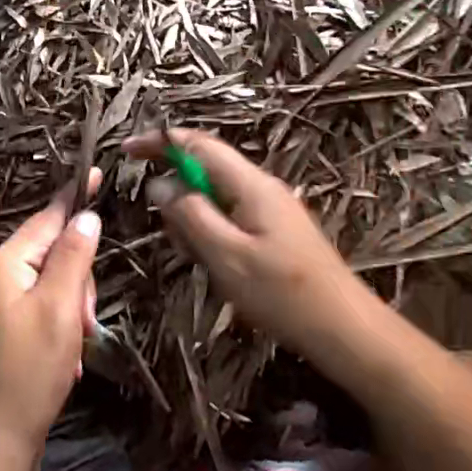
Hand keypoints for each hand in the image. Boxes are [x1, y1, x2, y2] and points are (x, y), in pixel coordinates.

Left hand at [0, 170, 102, 464]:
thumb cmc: (27, 371)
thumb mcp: (59, 309)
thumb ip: (74, 258)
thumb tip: (86, 216)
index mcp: (6, 262)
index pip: (48, 217)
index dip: (76, 197)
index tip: (98, 172)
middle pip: (55, 253)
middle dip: (80, 282)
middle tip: (85, 321)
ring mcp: (0, 303)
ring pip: (55, 285)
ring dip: (74, 310)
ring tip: (76, 348)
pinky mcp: (6, 328)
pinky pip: (45, 311)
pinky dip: (62, 330)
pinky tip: (66, 362)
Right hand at [122, 128, 383, 357]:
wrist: (344, 328)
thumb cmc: (283, 294)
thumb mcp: (226, 256)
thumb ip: (189, 215)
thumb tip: (160, 185)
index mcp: (250, 185)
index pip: (199, 145)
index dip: (161, 142)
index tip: (128, 150)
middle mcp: (261, 187)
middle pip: (204, 171)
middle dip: (179, 197)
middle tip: (178, 240)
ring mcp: (269, 208)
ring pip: (214, 198)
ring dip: (195, 222)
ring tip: (202, 261)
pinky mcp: (272, 229)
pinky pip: (229, 217)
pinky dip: (212, 234)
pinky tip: (219, 266)